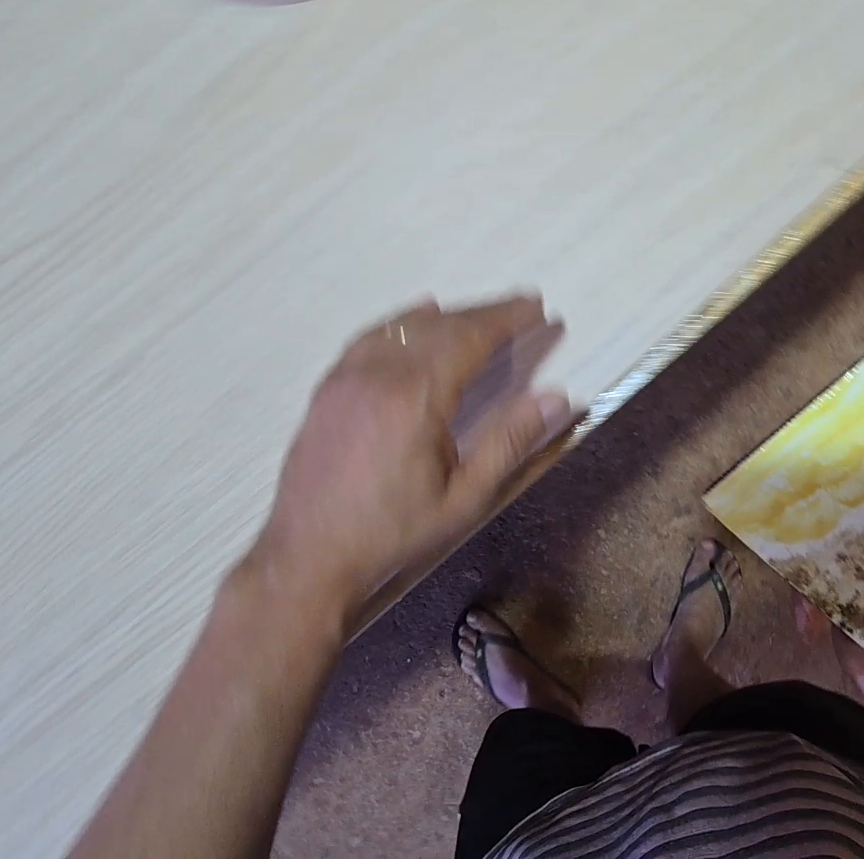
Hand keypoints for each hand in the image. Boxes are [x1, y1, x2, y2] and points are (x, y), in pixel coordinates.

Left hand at [253, 296, 573, 617]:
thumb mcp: (463, 497)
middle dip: (485, 312)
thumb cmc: (393, 532)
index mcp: (416, 397)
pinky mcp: (328, 387)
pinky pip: (372, 336)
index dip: (507, 319)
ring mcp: (348, 377)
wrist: (307, 555)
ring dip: (448, 315)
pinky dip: (404, 322)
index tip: (537, 308)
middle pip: (442, 325)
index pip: (471, 338)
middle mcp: (379, 374)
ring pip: (406, 326)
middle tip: (521, 308)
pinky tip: (417, 319)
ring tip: (480, 316)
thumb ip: (509, 442)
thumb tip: (556, 398)